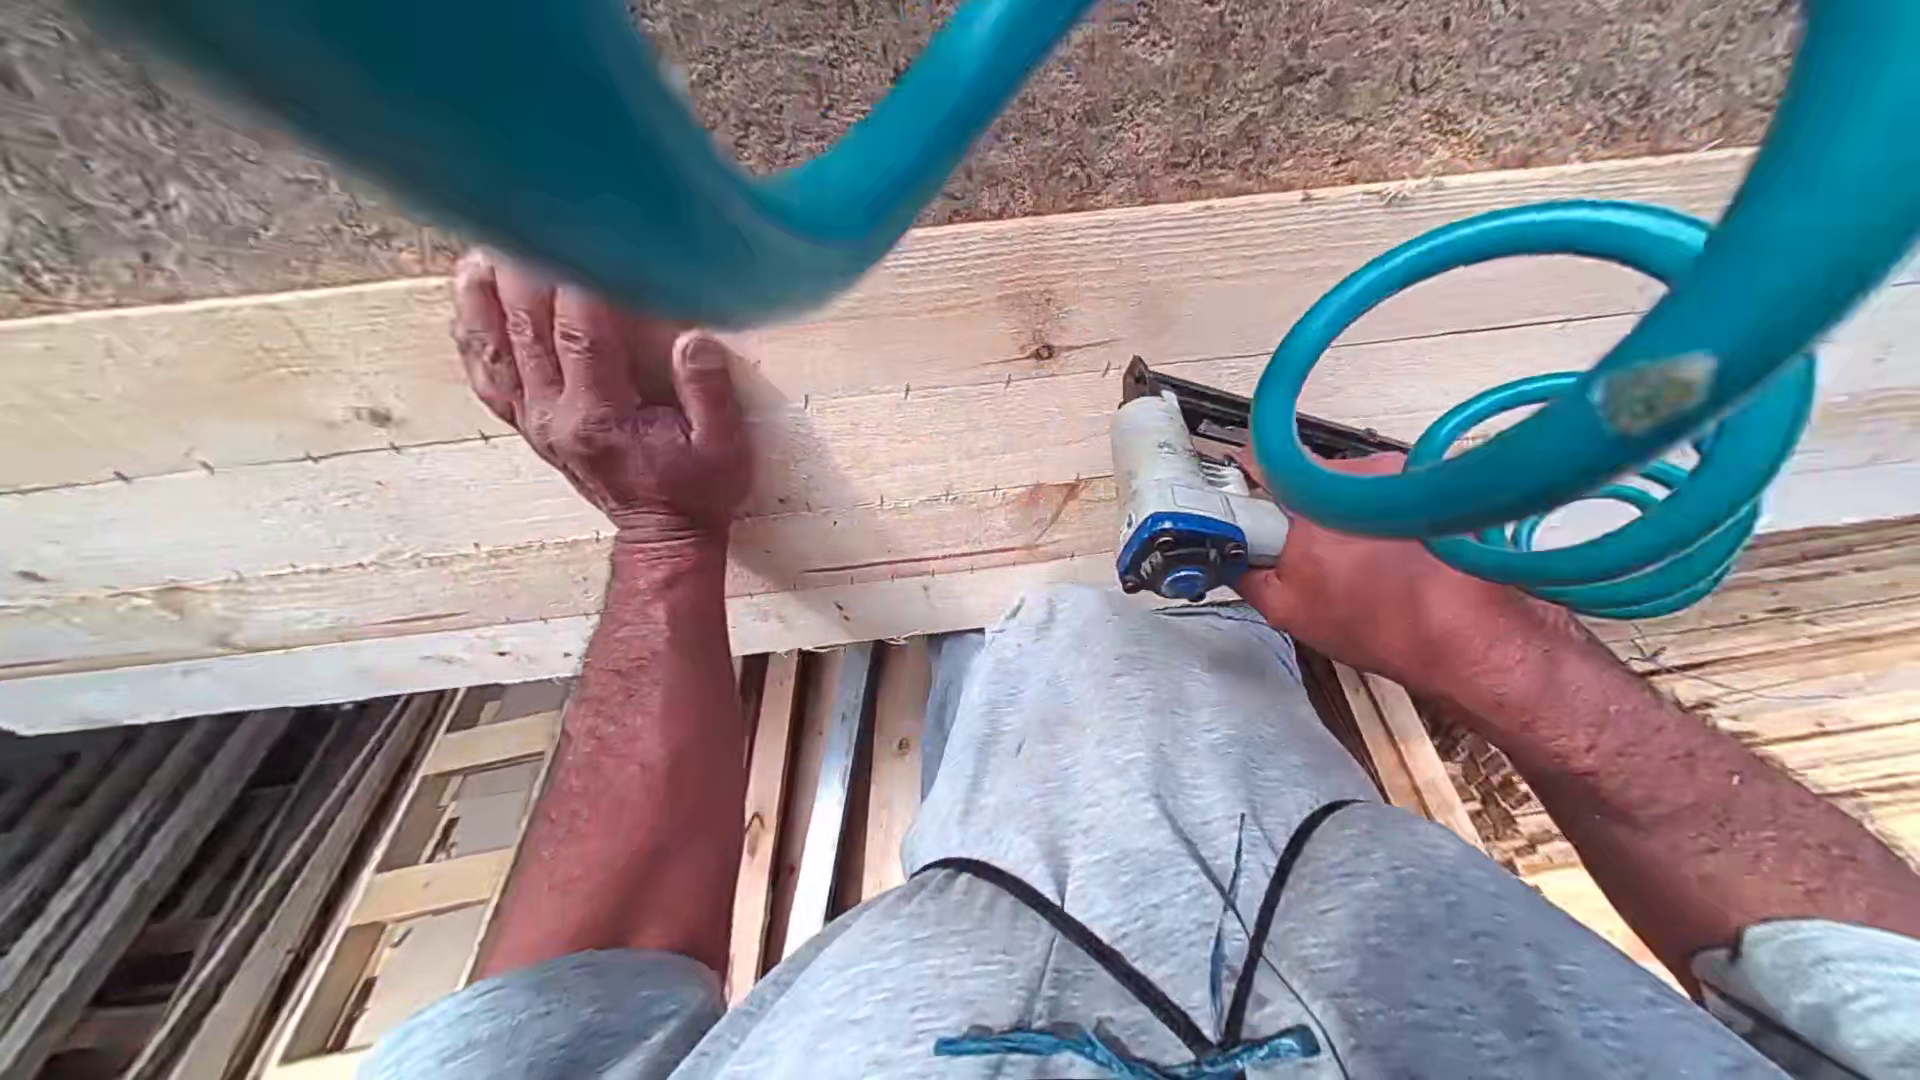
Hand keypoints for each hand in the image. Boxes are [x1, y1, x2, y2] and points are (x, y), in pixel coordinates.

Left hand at [451, 251, 750, 550]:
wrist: (664, 535)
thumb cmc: (698, 493)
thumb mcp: (724, 449)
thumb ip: (708, 392)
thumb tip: (695, 336)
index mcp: (604, 417)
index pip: (582, 333)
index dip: (580, 280)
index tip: (585, 230)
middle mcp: (557, 416)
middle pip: (527, 328)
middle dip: (528, 269)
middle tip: (530, 216)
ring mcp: (537, 422)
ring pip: (495, 347)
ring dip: (487, 293)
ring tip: (487, 244)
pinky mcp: (532, 426)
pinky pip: (489, 376)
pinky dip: (474, 334)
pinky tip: (472, 301)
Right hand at [1231, 450, 1582, 706]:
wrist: (1472, 638)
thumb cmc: (1390, 625)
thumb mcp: (1286, 609)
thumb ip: (1244, 572)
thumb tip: (1229, 556)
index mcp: (1307, 501)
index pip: (1254, 465)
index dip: (1243, 488)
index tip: (1246, 509)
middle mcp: (1353, 473)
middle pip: (1299, 475)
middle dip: (1294, 509)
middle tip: (1305, 550)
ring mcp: (1397, 471)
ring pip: (1339, 483)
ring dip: (1335, 512)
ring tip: (1353, 557)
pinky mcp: (1428, 483)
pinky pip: (1378, 489)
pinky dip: (1373, 515)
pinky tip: (1384, 553)